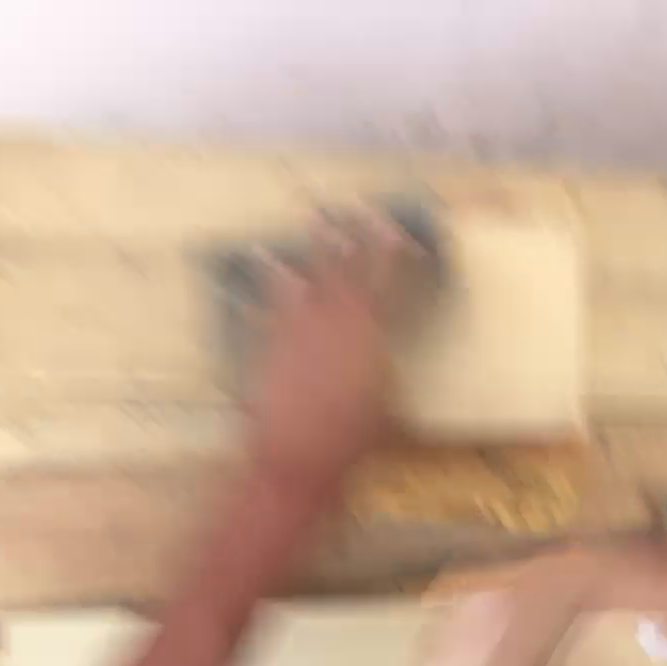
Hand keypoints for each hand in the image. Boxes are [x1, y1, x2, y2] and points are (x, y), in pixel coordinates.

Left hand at [244, 210, 432, 498]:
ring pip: (307, 279)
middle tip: (355, 208)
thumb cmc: (353, 441)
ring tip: (315, 220)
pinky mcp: (270, 346)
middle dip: (353, 236)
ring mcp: (297, 332)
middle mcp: (332, 325)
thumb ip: (382, 374)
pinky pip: (272, 307)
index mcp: (368, 337)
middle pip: (344, 270)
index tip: (396, 231)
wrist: (296, 457)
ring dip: (313, 250)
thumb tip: (383, 361)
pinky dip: (273, 288)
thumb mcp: (385, 407)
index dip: (391, 255)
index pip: (384, 284)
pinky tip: (270, 269)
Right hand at [467, 547, 666, 665]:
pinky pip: (664, 607)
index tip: (454, 625)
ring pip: (633, 583)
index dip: (511, 599)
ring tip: (496, 640)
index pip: (594, 572)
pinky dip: (605, 625)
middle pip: (611, 569)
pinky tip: (563, 645)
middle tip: (461, 634)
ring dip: (561, 612)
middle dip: (528, 603)